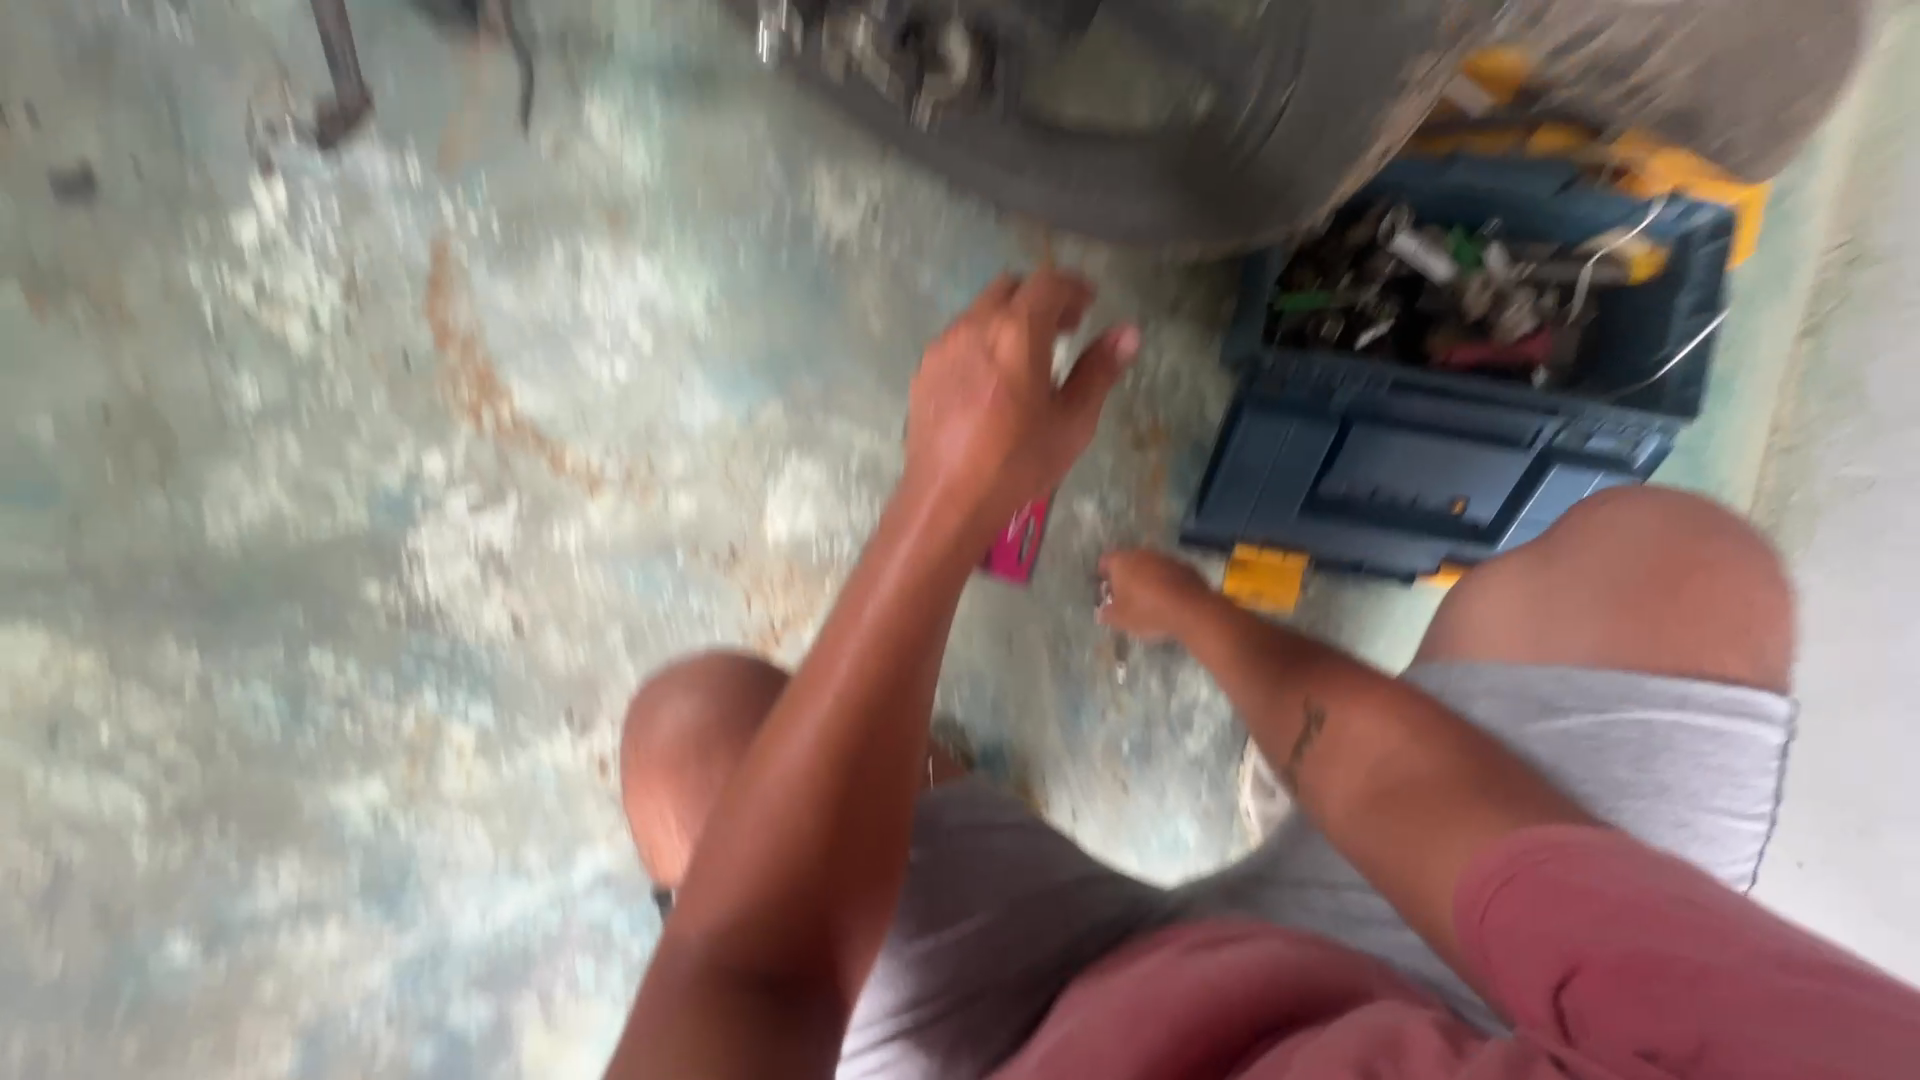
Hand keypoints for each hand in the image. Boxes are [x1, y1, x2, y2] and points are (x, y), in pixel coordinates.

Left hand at [902, 269, 1138, 536]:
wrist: (948, 498)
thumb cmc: (1018, 462)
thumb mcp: (1072, 421)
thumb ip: (1099, 370)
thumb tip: (1128, 333)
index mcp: (1017, 331)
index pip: (1048, 282)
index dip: (1074, 287)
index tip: (1089, 306)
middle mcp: (974, 326)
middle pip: (1010, 288)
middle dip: (1040, 299)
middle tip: (1063, 331)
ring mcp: (943, 347)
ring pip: (980, 312)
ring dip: (1008, 321)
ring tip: (1028, 360)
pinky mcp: (924, 372)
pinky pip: (958, 340)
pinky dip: (982, 344)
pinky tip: (991, 384)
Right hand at [1097, 549, 1211, 643]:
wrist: (1191, 610)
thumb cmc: (1147, 611)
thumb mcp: (1120, 619)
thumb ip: (1107, 613)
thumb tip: (1103, 611)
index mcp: (1121, 562)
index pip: (1105, 561)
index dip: (1103, 575)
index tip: (1105, 591)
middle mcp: (1142, 553)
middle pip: (1128, 562)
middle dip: (1126, 577)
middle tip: (1125, 597)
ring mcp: (1166, 558)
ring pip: (1150, 566)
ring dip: (1147, 579)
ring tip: (1148, 600)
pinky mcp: (1186, 567)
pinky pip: (1169, 573)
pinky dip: (1166, 583)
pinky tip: (1168, 601)